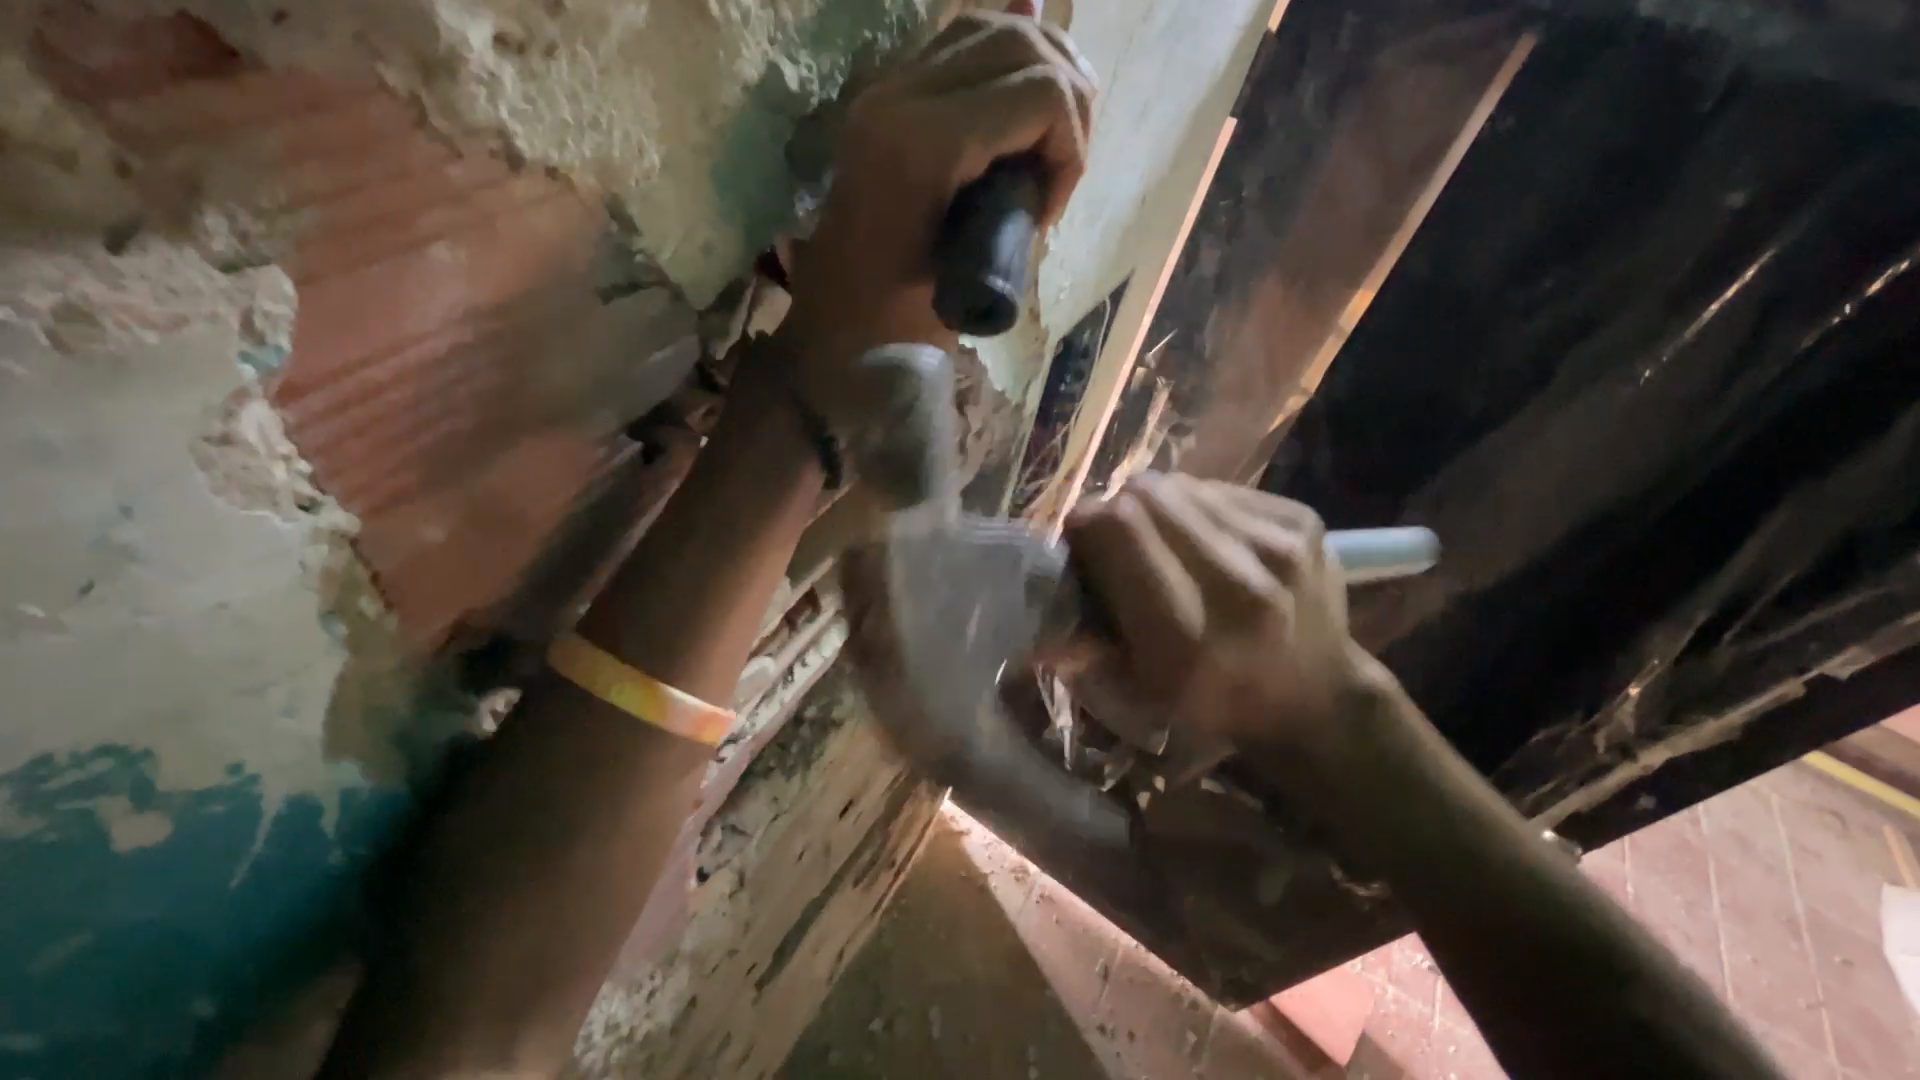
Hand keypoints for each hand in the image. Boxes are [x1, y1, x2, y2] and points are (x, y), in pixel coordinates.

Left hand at [780, 3, 1096, 414]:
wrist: (835, 320)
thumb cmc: (902, 321)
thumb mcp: (977, 270)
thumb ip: (1023, 202)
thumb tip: (1055, 160)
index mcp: (925, 143)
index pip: (1041, 91)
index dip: (1071, 145)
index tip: (1050, 207)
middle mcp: (902, 95)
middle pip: (1024, 44)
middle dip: (1067, 99)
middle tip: (1061, 164)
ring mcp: (889, 88)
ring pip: (993, 28)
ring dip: (1041, 70)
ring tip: (1049, 134)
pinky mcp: (887, 94)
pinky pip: (961, 44)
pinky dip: (1004, 61)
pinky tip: (1021, 99)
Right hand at [1063, 472, 1398, 769]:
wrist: (1318, 697)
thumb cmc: (1214, 701)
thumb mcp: (1139, 691)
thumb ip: (1085, 641)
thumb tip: (1042, 599)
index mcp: (1186, 635)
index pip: (1115, 529)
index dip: (1084, 524)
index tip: (1079, 543)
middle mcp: (1236, 583)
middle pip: (1145, 496)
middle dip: (1117, 509)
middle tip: (1117, 538)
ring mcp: (1278, 547)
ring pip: (1181, 484)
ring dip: (1158, 505)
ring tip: (1164, 539)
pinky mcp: (1302, 522)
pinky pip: (1221, 488)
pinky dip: (1200, 506)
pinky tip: (1208, 540)